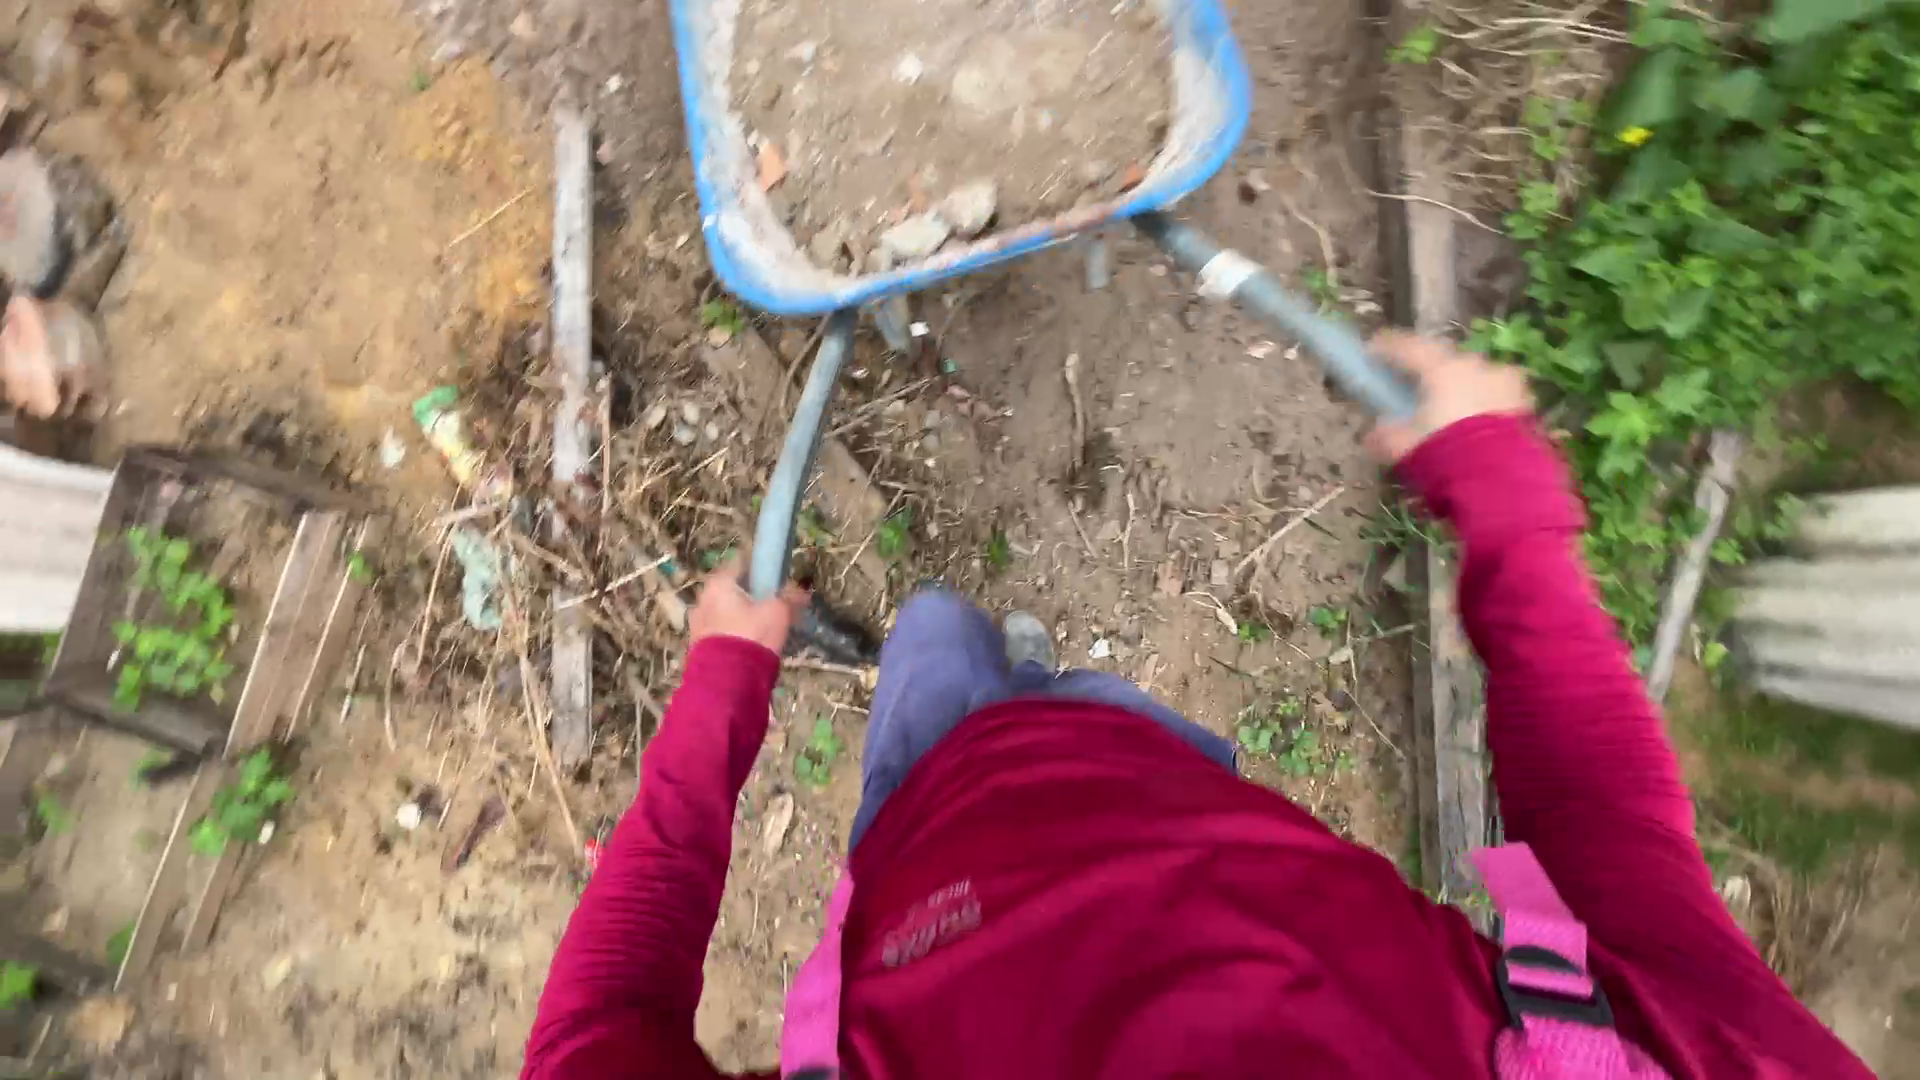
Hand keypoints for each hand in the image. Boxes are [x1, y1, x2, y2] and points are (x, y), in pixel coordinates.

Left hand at [688, 558, 809, 653]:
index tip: (778, 576)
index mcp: (719, 583)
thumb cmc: (752, 636)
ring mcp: (698, 624)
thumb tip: (803, 590)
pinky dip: (738, 633)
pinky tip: (754, 644)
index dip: (761, 566)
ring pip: (727, 611)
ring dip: (745, 616)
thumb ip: (790, 598)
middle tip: (776, 604)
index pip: (741, 562)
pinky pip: (723, 631)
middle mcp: (703, 599)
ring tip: (768, 628)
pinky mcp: (700, 647)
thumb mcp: (779, 612)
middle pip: (734, 589)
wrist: (727, 683)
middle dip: (754, 595)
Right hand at [1364, 332, 1533, 464]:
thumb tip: (1376, 430)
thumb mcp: (1398, 446)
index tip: (1371, 349)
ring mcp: (1505, 382)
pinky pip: (1495, 395)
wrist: (1497, 477)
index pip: (1408, 347)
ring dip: (1459, 387)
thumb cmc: (1440, 450)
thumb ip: (1384, 433)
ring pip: (1474, 376)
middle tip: (1414, 387)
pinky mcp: (1525, 403)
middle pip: (1445, 360)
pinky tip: (1472, 423)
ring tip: (1447, 410)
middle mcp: (1476, 366)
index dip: (1387, 347)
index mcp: (1441, 369)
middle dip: (1428, 370)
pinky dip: (1481, 403)